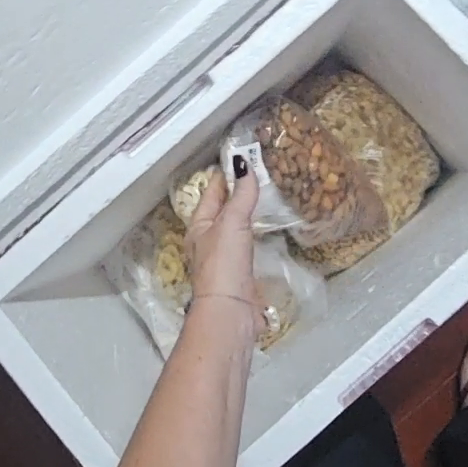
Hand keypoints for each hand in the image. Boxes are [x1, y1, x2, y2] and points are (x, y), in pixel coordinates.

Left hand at [184, 159, 260, 326]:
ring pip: (235, 226)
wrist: (230, 311)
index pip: (212, 191)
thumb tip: (244, 164)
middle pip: (223, 209)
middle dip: (237, 192)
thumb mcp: (231, 222)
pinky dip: (256, 233)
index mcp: (199, 224)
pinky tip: (267, 230)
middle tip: (259, 173)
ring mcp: (224, 257)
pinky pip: (248, 244)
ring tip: (266, 197)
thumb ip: (241, 195)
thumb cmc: (224, 263)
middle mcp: (208, 239)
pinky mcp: (240, 272)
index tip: (240, 156)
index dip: (224, 174)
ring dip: (247, 213)